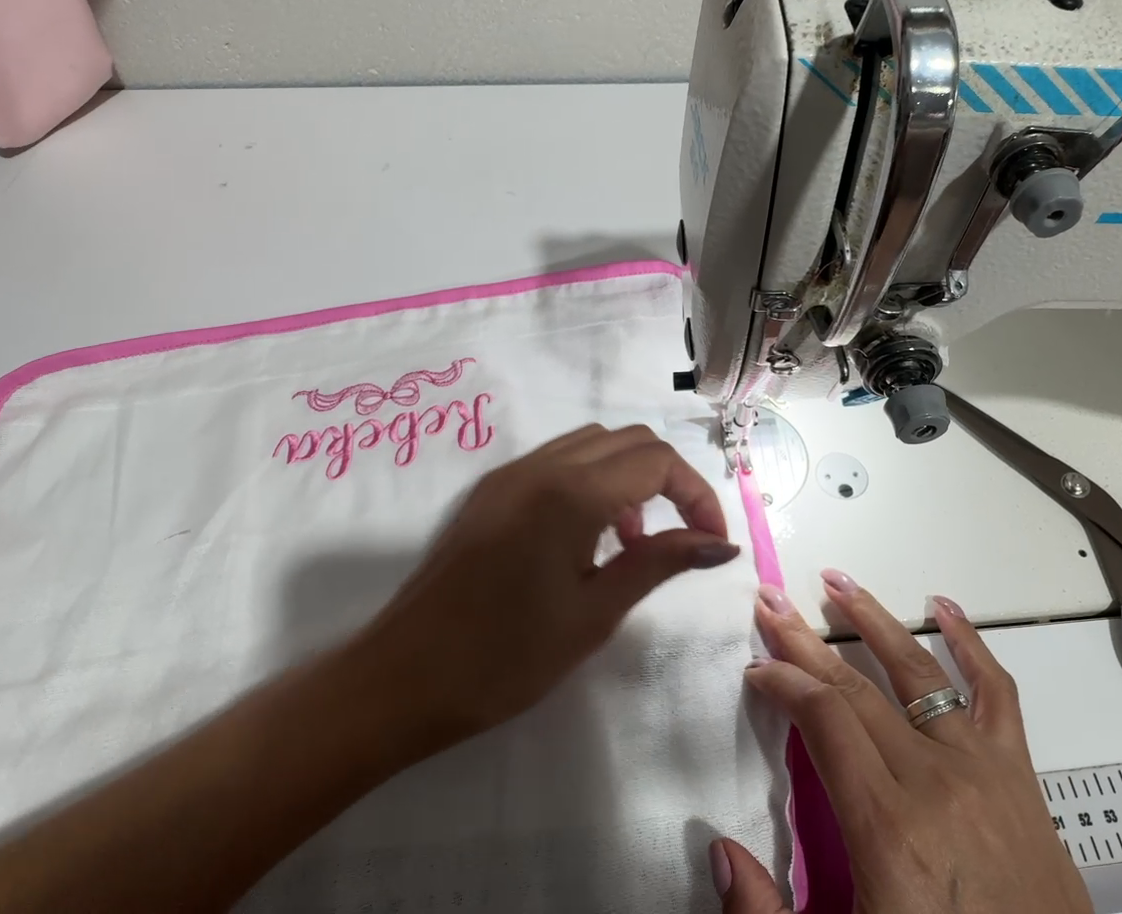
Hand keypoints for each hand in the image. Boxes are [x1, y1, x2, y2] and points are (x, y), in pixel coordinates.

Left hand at [346, 424, 738, 770]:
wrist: (401, 680)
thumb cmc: (506, 658)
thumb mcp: (595, 613)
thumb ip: (660, 563)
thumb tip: (720, 544)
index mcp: (570, 493)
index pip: (658, 462)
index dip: (697, 496)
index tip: (712, 543)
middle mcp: (540, 466)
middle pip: (628, 440)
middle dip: (668, 480)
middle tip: (680, 539)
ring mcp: (508, 475)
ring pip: (591, 445)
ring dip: (628, 478)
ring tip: (632, 543)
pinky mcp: (488, 493)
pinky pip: (556, 463)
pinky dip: (591, 482)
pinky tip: (587, 539)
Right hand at [712, 572, 1091, 913]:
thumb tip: (719, 848)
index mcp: (885, 828)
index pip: (824, 718)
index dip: (784, 682)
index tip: (756, 667)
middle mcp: (934, 782)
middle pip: (857, 687)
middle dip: (806, 640)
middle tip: (770, 601)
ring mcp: (984, 772)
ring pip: (919, 673)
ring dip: (874, 620)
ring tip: (837, 581)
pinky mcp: (1021, 777)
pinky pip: (996, 694)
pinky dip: (970, 643)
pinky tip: (945, 608)